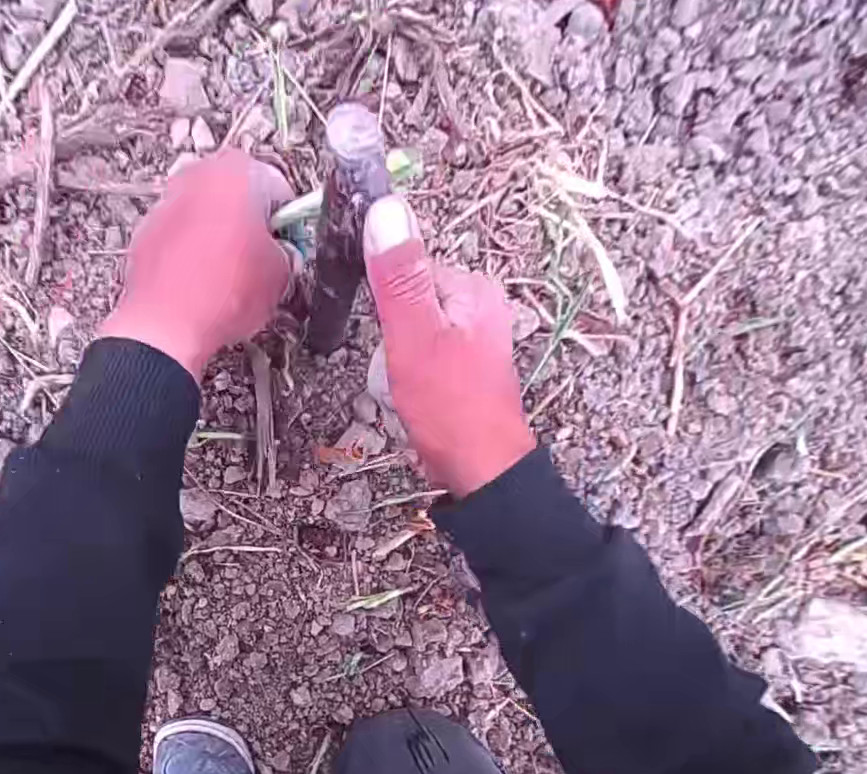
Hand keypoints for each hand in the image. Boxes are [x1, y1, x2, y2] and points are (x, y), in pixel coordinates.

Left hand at [99, 149, 295, 380]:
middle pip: (242, 198)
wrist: (167, 324)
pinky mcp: (148, 229)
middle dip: (255, 229)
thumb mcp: (280, 277)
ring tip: (234, 281)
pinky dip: (196, 255)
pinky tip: (206, 286)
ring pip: (210, 215)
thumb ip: (288, 255)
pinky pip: (183, 237)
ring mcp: (168, 200)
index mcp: (240, 173)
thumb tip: (284, 256)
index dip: (291, 227)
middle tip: (264, 265)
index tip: (291, 250)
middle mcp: (199, 175)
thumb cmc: (222, 295)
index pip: (282, 192)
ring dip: (224, 241)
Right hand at [364, 196, 534, 496]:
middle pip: (407, 306)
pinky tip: (420, 399)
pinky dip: (413, 379)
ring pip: (411, 337)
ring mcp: (474, 341)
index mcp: (473, 290)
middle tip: (409, 371)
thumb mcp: (416, 336)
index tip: (396, 340)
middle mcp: (479, 309)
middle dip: (395, 342)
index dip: (389, 308)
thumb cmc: (450, 407)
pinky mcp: (465, 369)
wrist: (480, 471)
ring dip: (401, 365)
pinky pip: (422, 359)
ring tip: (415, 389)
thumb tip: (385, 208)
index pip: (408, 272)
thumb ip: (400, 277)